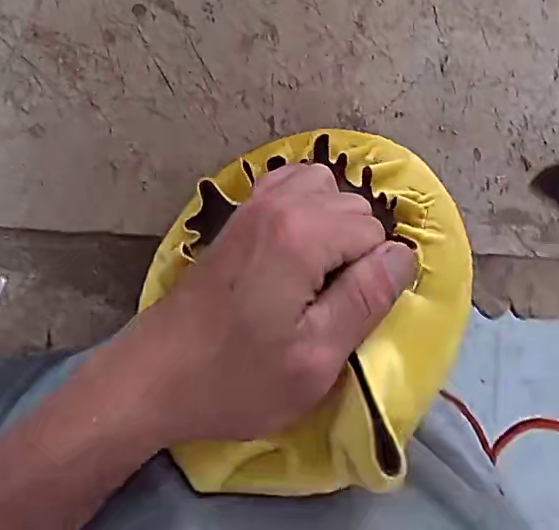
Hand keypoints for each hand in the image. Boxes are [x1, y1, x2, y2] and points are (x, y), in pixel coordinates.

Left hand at [0, 164, 415, 529]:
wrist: (154, 377)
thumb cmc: (235, 378)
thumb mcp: (314, 358)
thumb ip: (367, 299)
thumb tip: (405, 254)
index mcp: (303, 234)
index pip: (375, 233)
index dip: (369, 276)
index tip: (341, 314)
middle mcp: (284, 202)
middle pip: (356, 207)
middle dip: (356, 251)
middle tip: (326, 302)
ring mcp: (260, 200)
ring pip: (332, 188)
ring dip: (338, 225)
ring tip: (317, 271)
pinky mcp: (244, 208)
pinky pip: (298, 180)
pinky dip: (313, 201)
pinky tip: (303, 238)